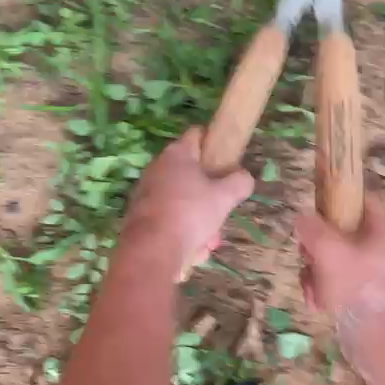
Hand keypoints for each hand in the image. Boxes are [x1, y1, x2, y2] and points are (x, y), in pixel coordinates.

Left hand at [122, 128, 254, 279]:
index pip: (198, 134)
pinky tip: (192, 251)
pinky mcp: (140, 215)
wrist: (151, 249)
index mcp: (177, 154)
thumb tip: (243, 177)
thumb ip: (239, 183)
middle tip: (221, 211)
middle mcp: (158, 167)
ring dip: (199, 221)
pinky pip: (170, 219)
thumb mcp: (224, 197)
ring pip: (183, 202)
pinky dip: (182, 233)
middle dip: (210, 196)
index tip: (228, 159)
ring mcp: (147, 191)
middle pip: (192, 174)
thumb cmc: (189, 213)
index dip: (215, 142)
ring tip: (208, 241)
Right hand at [294, 193, 384, 315]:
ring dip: (316, 273)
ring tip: (312, 289)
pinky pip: (340, 285)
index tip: (313, 208)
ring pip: (335, 260)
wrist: (381, 341)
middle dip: (316, 247)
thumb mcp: (328, 249)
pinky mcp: (368, 298)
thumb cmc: (358, 286)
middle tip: (307, 258)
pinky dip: (325, 292)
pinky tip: (318, 304)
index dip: (336, 198)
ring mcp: (376, 274)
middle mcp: (383, 248)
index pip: (362, 199)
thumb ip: (311, 228)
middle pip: (341, 232)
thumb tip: (302, 219)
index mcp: (383, 230)